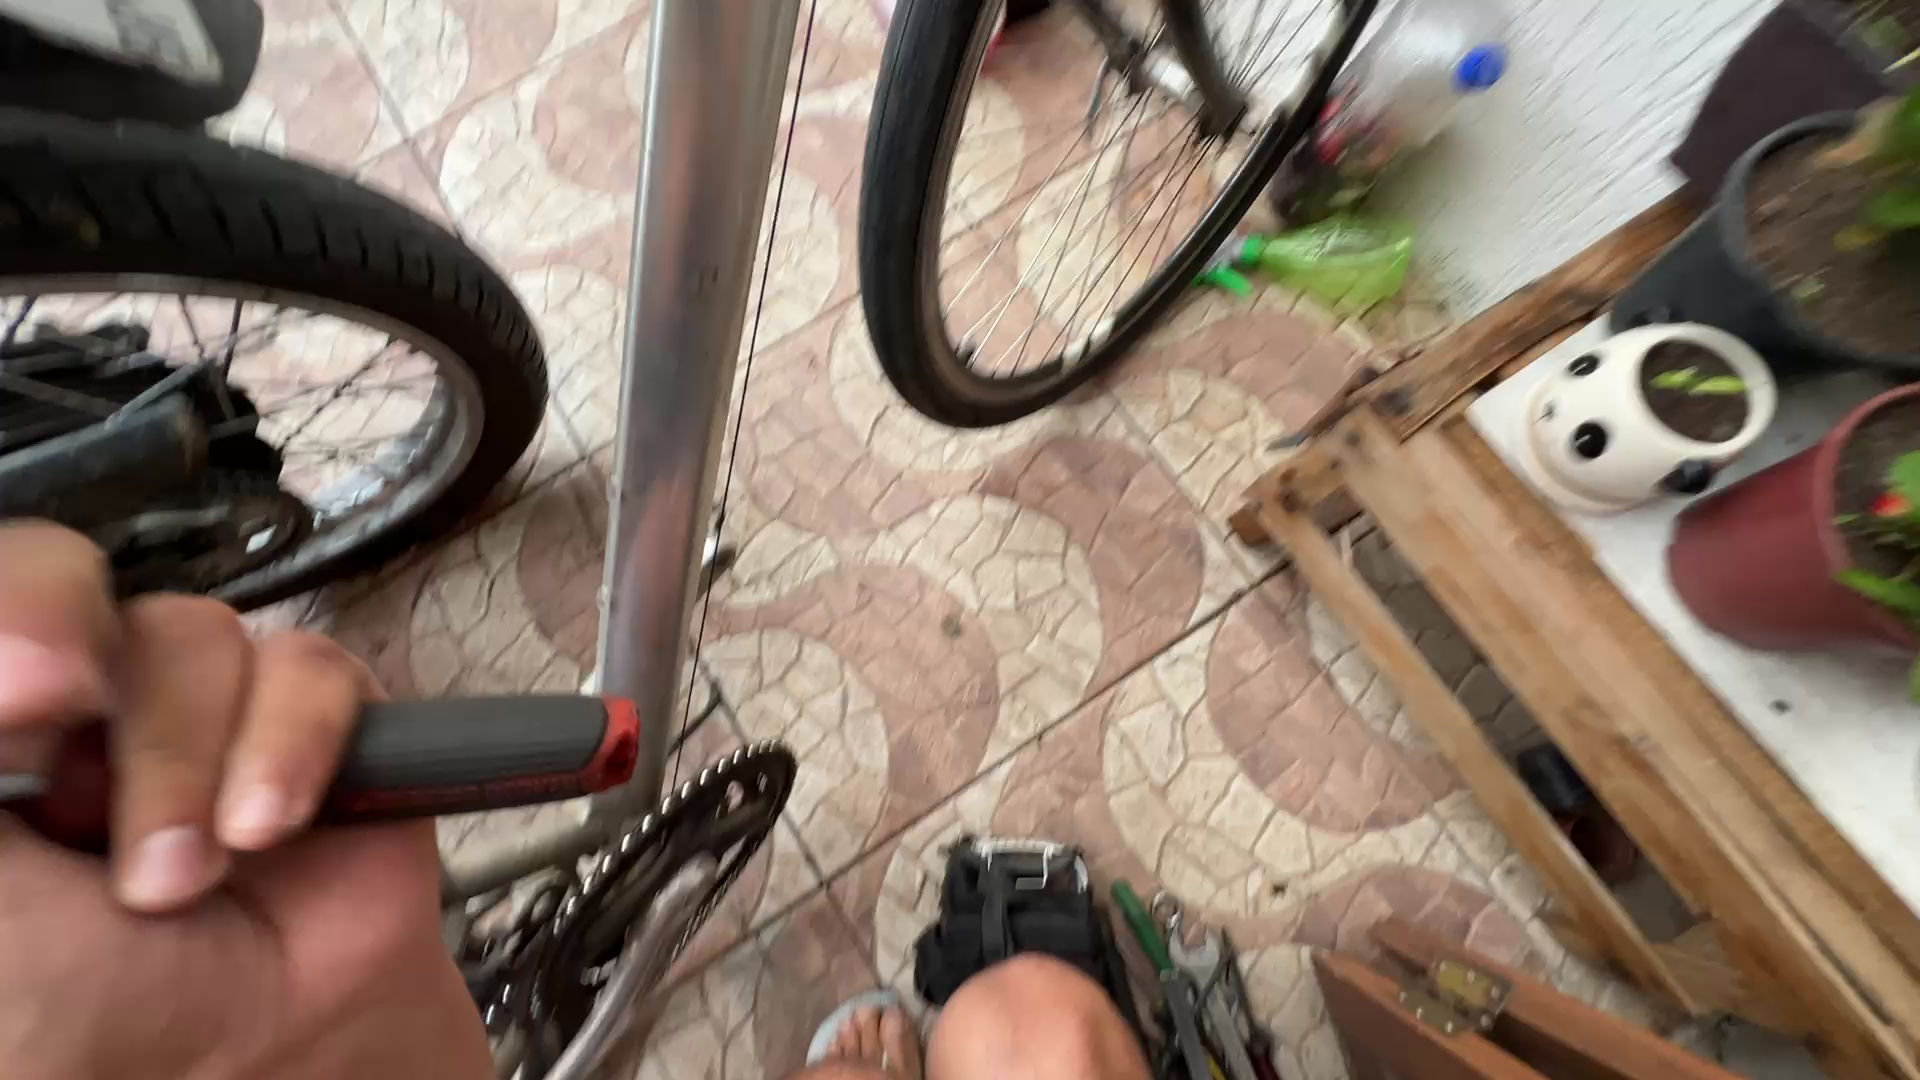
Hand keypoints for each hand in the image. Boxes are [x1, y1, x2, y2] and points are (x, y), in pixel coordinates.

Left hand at [0, 523, 492, 1079]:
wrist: (248, 1039)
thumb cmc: (50, 1006)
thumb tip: (15, 669)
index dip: (5, 613)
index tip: (17, 697)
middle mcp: (82, 705)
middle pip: (64, 573)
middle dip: (63, 629)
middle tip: (55, 705)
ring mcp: (213, 703)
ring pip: (201, 635)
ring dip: (193, 759)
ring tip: (196, 867)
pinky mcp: (327, 713)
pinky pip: (317, 669)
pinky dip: (297, 744)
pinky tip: (278, 824)